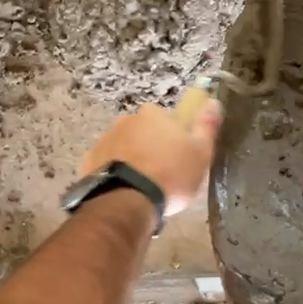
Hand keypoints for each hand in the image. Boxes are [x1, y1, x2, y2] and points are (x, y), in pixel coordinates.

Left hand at [80, 97, 222, 217]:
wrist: (128, 202)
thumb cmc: (170, 175)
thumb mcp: (200, 152)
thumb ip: (207, 125)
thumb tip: (213, 101)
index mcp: (153, 114)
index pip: (166, 119)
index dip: (174, 137)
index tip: (179, 156)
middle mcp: (125, 120)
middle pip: (143, 132)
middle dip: (150, 147)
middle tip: (162, 174)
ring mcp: (105, 140)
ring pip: (124, 147)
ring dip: (132, 159)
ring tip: (142, 186)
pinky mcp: (89, 162)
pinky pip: (107, 163)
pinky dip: (115, 172)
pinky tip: (124, 189)